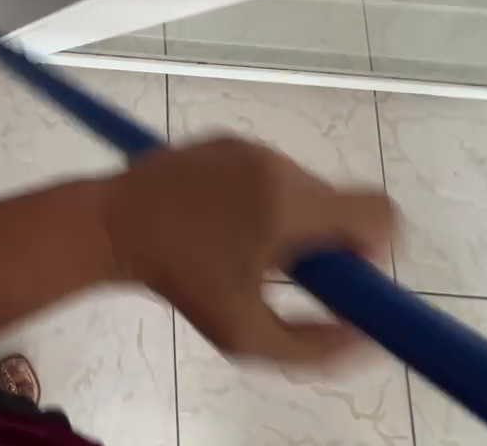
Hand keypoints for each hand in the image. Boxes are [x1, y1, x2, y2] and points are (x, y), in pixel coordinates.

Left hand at [98, 135, 396, 365]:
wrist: (109, 222)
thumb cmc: (176, 280)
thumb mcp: (246, 336)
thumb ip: (317, 348)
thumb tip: (365, 338)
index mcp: (287, 203)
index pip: (378, 211)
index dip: (376, 247)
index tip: (342, 273)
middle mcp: (272, 163)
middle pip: (336, 201)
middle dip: (324, 238)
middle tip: (281, 270)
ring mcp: (242, 145)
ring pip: (299, 185)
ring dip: (288, 217)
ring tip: (240, 245)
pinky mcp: (218, 139)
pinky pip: (264, 170)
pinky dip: (259, 196)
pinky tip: (219, 220)